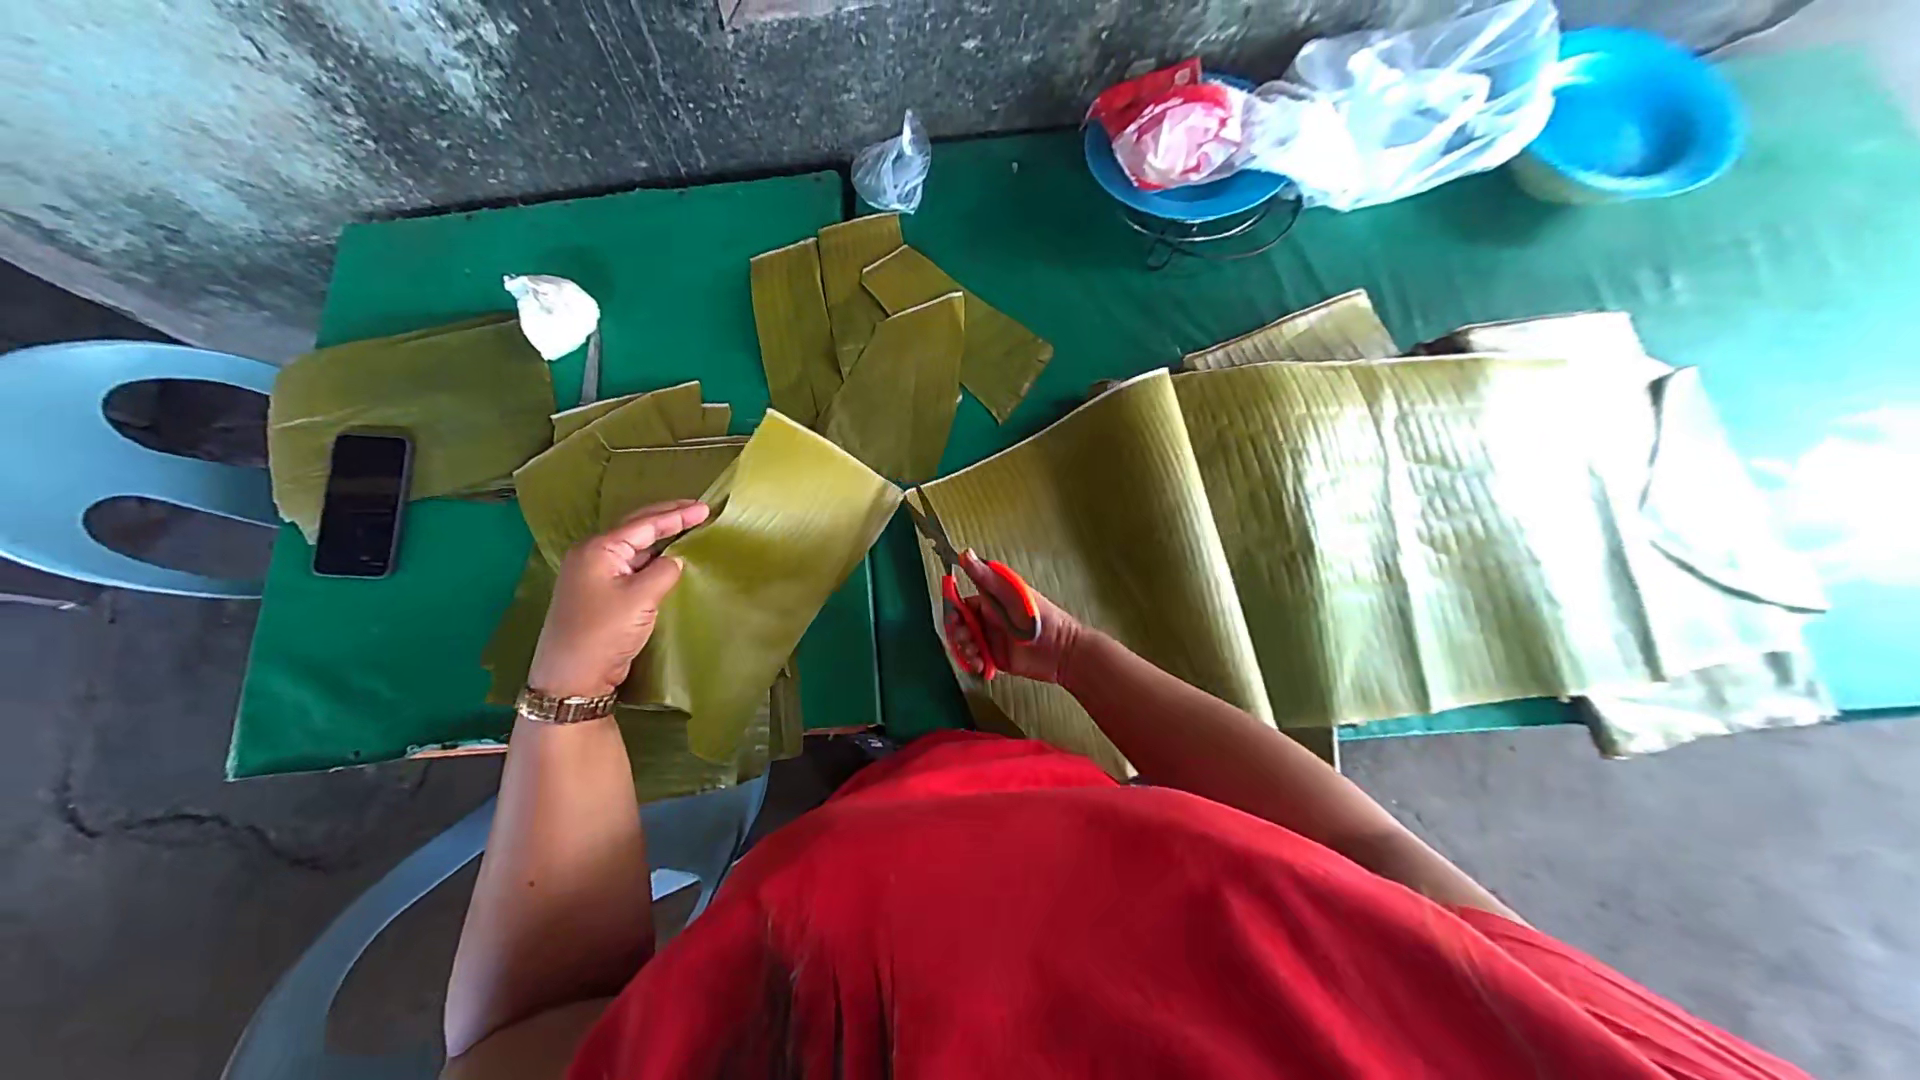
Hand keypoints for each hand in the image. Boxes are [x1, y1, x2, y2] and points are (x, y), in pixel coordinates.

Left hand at [526, 500, 708, 698]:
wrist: (571, 677)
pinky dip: (652, 556)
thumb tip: (674, 561)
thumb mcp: (641, 599)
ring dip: (661, 536)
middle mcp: (592, 554)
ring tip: (688, 527)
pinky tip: (668, 557)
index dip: (677, 515)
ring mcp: (594, 573)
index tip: (705, 508)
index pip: (644, 524)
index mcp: (598, 549)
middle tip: (697, 510)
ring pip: (633, 546)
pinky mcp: (600, 592)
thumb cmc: (604, 632)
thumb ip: (664, 571)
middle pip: (635, 528)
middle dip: (667, 517)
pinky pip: (631, 564)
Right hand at [943, 550, 1084, 683]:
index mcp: (990, 602)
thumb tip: (964, 554)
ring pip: (966, 645)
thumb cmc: (1037, 616)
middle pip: (961, 627)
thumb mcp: (1008, 592)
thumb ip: (985, 576)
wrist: (1060, 649)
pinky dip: (974, 664)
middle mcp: (988, 620)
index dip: (955, 613)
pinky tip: (982, 665)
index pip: (962, 605)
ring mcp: (992, 640)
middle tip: (967, 639)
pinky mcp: (996, 659)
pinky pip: (977, 662)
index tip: (955, 619)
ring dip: (965, 650)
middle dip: (958, 635)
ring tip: (976, 654)